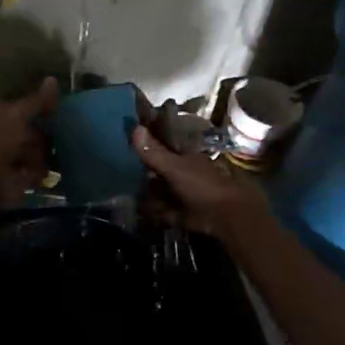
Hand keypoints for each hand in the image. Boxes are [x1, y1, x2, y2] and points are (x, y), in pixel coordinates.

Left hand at [0, 77, 60, 202]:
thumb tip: (53, 78)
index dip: (46, 113)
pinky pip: (41, 171)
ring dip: (37, 158)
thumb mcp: (17, 116)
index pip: (34, 110)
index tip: (56, 116)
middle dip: (41, 140)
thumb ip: (37, 101)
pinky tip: (28, 175)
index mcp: (7, 116)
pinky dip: (36, 173)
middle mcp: (12, 134)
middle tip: (33, 144)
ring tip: (26, 164)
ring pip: (43, 153)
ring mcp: (18, 156)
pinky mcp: (23, 177)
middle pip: (41, 133)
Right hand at [131, 124, 269, 239]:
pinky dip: (151, 209)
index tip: (127, 140)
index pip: (163, 144)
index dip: (147, 143)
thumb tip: (134, 128)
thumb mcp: (175, 167)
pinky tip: (136, 208)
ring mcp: (181, 193)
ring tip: (125, 188)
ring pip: (159, 188)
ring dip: (146, 189)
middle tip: (121, 167)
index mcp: (185, 157)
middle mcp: (183, 172)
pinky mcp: (179, 212)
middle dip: (143, 169)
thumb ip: (155, 152)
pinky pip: (161, 209)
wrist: (224, 216)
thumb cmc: (202, 186)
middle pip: (159, 168)